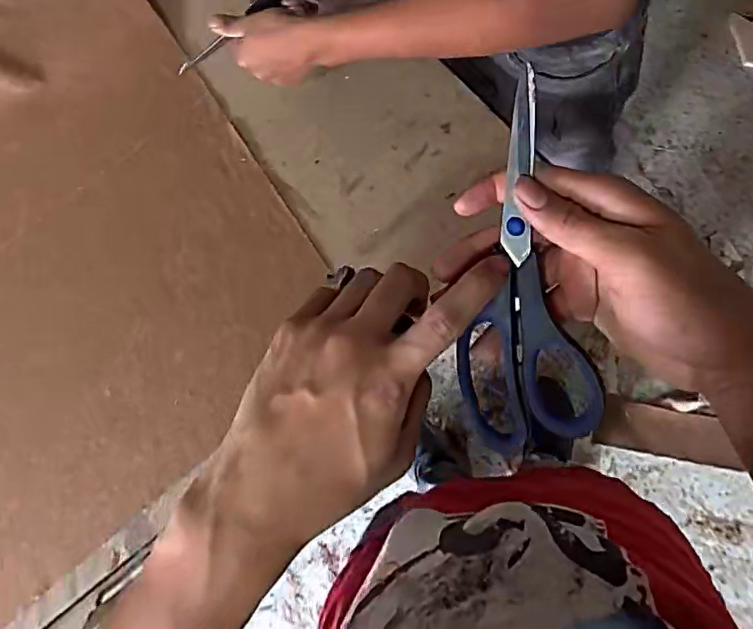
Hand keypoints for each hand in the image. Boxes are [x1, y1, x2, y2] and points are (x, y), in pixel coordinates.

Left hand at [106, 262, 504, 627]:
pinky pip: (329, 291)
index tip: (495, 264)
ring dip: (378, 297)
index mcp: (388, 377)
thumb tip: (419, 363)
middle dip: (416, 288)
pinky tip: (335, 336)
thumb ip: (417, 399)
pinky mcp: (289, 326)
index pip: (444, 319)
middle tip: (409, 316)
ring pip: (364, 279)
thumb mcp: (395, 455)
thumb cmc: (333, 482)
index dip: (476, 287)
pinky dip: (344, 304)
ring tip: (368, 330)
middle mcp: (354, 341)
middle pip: (400, 277)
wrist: (257, 488)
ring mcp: (317, 328)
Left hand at [208, 9, 324, 85]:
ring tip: (287, 41)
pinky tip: (297, 51)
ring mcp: (275, 80)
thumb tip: (210, 23)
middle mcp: (255, 73)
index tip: (256, 23)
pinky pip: (286, 70)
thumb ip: (230, 25)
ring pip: (269, 64)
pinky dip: (289, 63)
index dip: (244, 32)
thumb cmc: (279, 27)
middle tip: (273, 30)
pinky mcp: (293, 82)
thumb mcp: (251, 21)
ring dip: (274, 55)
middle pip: (252, 56)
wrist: (312, 41)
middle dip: (259, 46)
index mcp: (242, 58)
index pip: (235, 45)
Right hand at [439, 166, 752, 390]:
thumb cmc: (685, 297)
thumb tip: (520, 188)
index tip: (461, 208)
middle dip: (485, 244)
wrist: (728, 360)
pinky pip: (542, 297)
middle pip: (525, 227)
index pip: (540, 183)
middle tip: (446, 269)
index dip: (499, 190)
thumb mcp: (627, 256)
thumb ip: (572, 223)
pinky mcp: (584, 297)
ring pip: (528, 264)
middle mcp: (589, 226)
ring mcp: (585, 263)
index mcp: (603, 203)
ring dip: (496, 280)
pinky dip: (518, 310)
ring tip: (460, 301)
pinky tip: (493, 329)